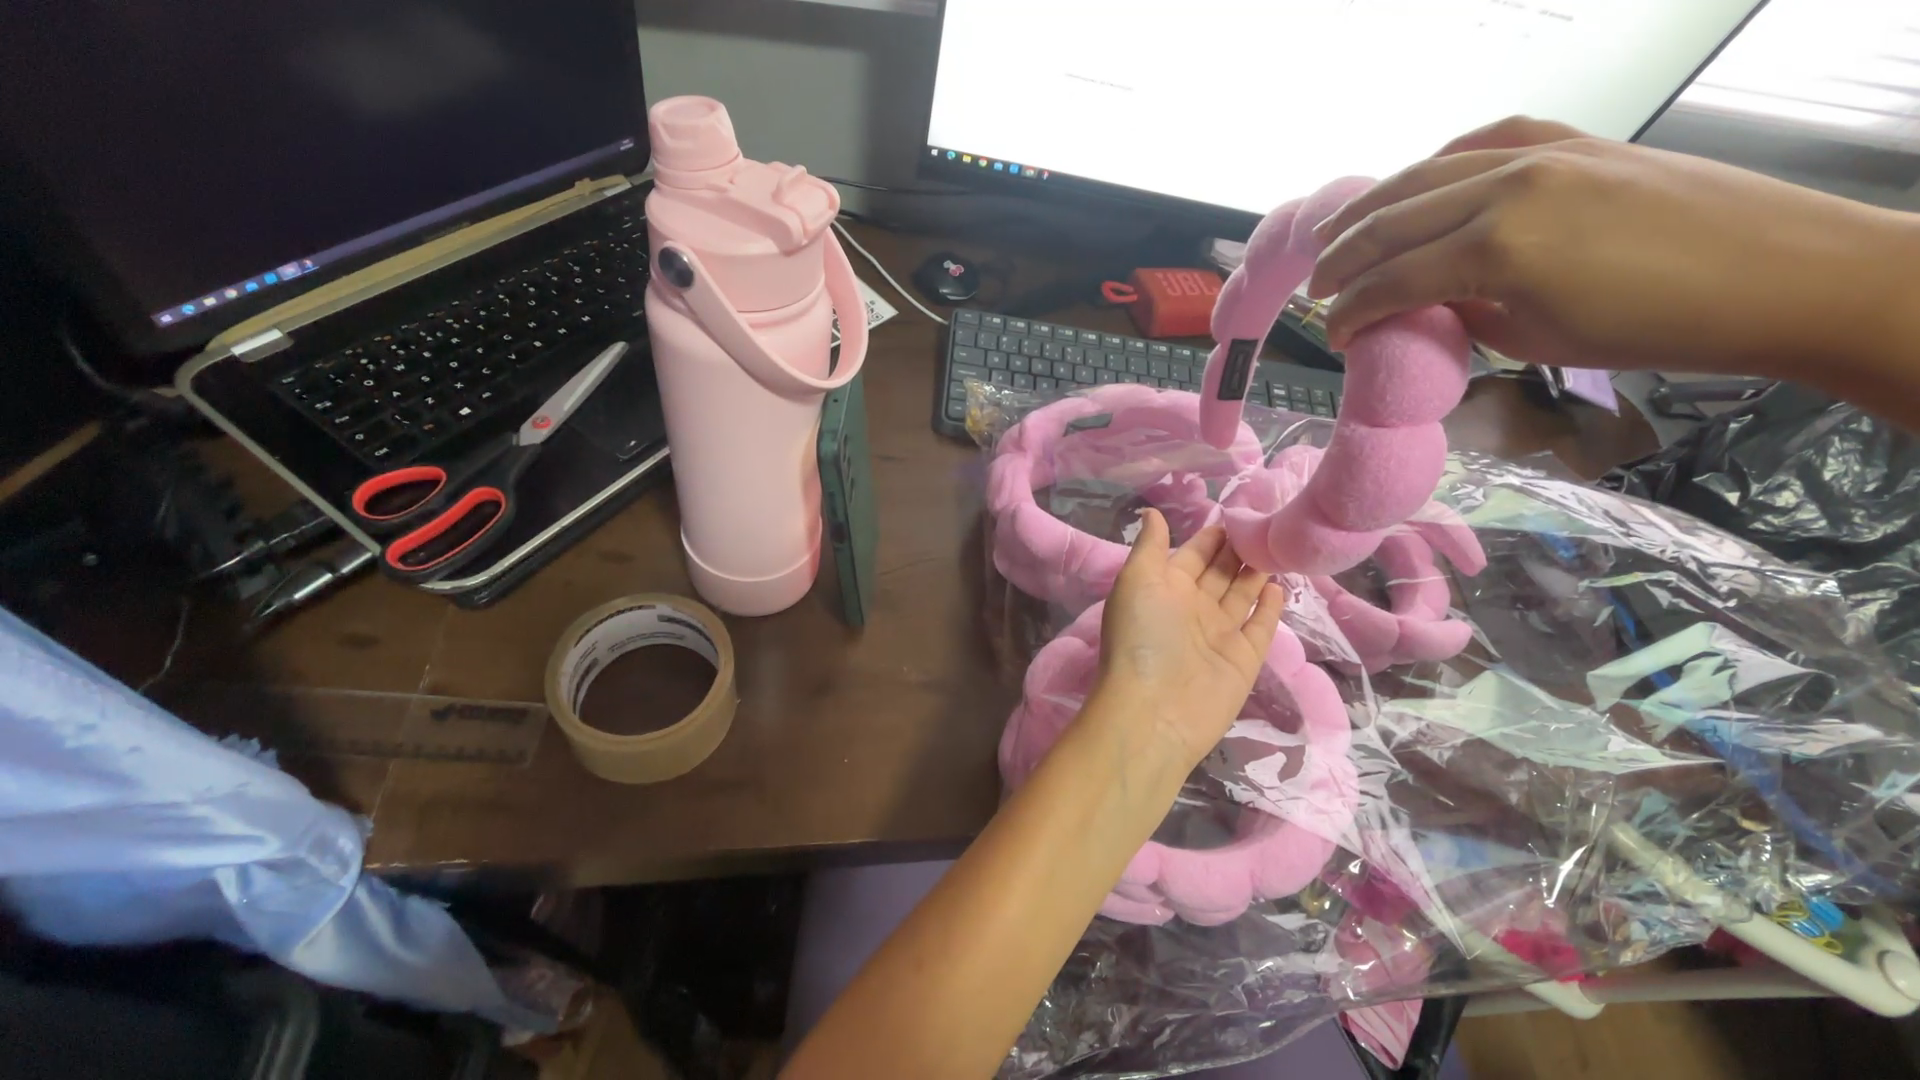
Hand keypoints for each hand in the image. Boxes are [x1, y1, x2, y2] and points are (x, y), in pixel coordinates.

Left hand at [1091, 510, 1284, 768]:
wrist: (1155, 710)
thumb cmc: (1140, 637)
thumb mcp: (1136, 580)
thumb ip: (1150, 546)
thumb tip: (1152, 513)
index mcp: (1164, 589)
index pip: (1193, 555)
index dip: (1212, 536)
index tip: (1238, 512)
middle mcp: (1192, 609)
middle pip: (1220, 572)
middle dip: (1239, 549)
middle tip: (1267, 524)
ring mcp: (1220, 634)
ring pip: (1242, 595)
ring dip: (1256, 572)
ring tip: (1279, 545)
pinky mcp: (1244, 658)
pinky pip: (1261, 626)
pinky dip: (1271, 607)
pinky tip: (1280, 584)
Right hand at [1305, 115, 1918, 384]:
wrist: (1780, 275)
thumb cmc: (1656, 330)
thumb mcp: (1536, 339)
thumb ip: (1465, 313)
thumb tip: (1424, 302)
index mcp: (1496, 251)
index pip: (1390, 281)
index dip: (1349, 312)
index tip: (1331, 336)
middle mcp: (1507, 188)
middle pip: (1391, 221)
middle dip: (1341, 259)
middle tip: (1316, 288)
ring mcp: (1542, 154)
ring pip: (1425, 172)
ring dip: (1373, 207)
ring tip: (1340, 233)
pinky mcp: (1573, 140)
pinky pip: (1483, 140)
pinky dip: (1438, 164)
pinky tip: (1420, 181)